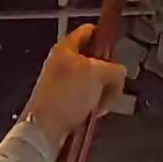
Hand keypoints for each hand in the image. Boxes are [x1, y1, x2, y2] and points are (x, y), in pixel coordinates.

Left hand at [22, 24, 126, 145]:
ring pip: (94, 80)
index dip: (105, 36)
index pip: (90, 30)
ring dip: (103, 90)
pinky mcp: (64, 101)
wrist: (44, 130)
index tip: (116, 48)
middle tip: (110, 81)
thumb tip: (119, 74)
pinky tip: (96, 111)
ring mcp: (62, 83)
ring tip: (102, 101)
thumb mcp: (99, 74)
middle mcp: (62, 62)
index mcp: (66, 47)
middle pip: (95, 58)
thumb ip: (115, 69)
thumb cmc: (67, 94)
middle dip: (107, 71)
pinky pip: (88, 96)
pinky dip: (95, 102)